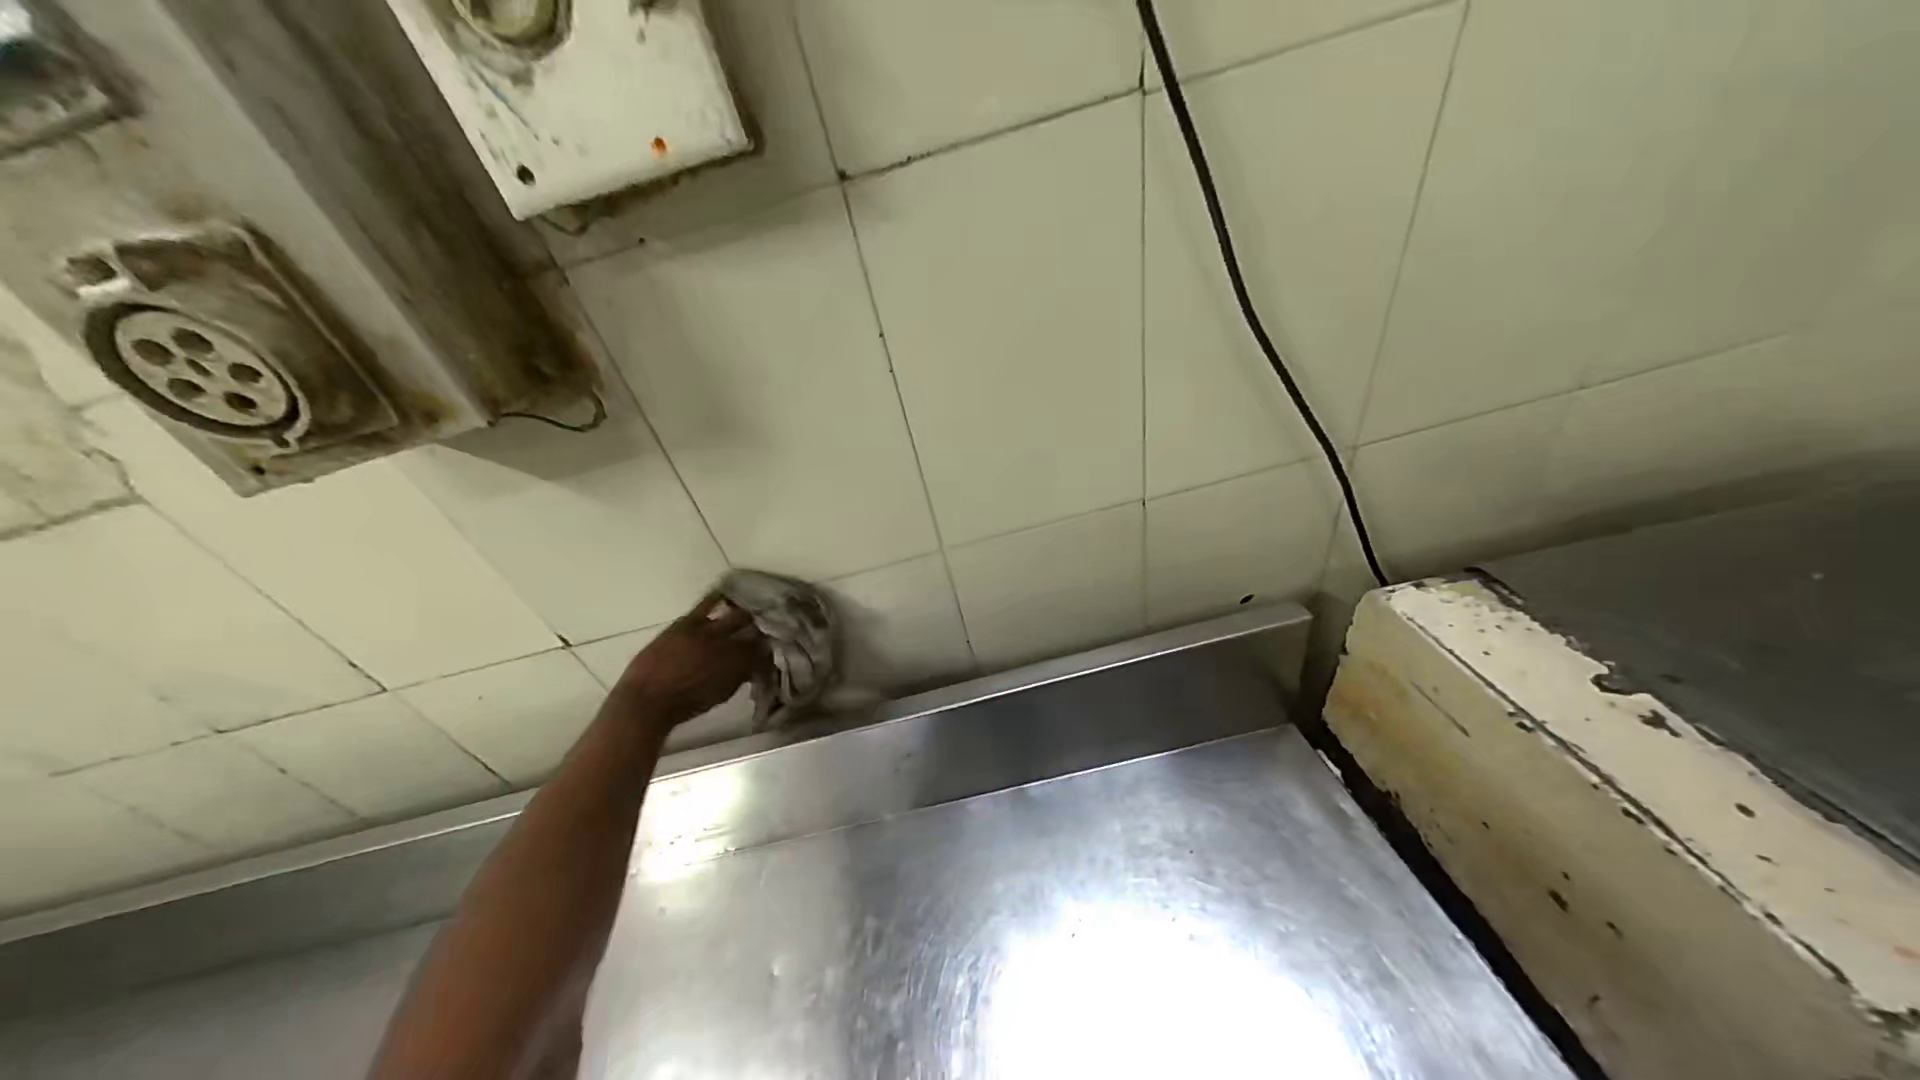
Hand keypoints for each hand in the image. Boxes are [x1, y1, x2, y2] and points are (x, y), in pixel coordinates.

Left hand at [614, 594, 758, 723]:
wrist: (647, 699)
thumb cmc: (685, 704)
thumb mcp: (721, 694)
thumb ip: (739, 677)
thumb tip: (751, 666)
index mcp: (738, 665)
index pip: (762, 650)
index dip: (768, 648)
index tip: (770, 647)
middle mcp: (728, 644)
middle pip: (753, 629)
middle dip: (760, 628)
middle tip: (762, 628)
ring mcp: (707, 631)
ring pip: (735, 615)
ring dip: (744, 613)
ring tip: (749, 609)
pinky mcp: (687, 623)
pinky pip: (706, 604)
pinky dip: (717, 598)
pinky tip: (724, 592)